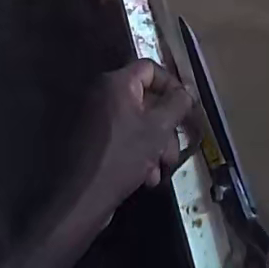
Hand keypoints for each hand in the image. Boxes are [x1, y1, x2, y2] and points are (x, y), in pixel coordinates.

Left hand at [58, 61, 194, 231]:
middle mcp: (103, 95)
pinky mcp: (93, 140)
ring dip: (156, 143)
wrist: (82, 199)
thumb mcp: (159, 128)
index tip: (185, 106)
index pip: (150, 68)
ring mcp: (96, 118)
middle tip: (176, 147)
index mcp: (117, 84)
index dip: (172, 84)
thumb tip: (187, 91)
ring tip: (163, 167)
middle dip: (166, 125)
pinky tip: (147, 176)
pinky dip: (139, 151)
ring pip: (138, 121)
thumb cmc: (123, 156)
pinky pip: (124, 136)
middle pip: (146, 99)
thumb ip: (177, 104)